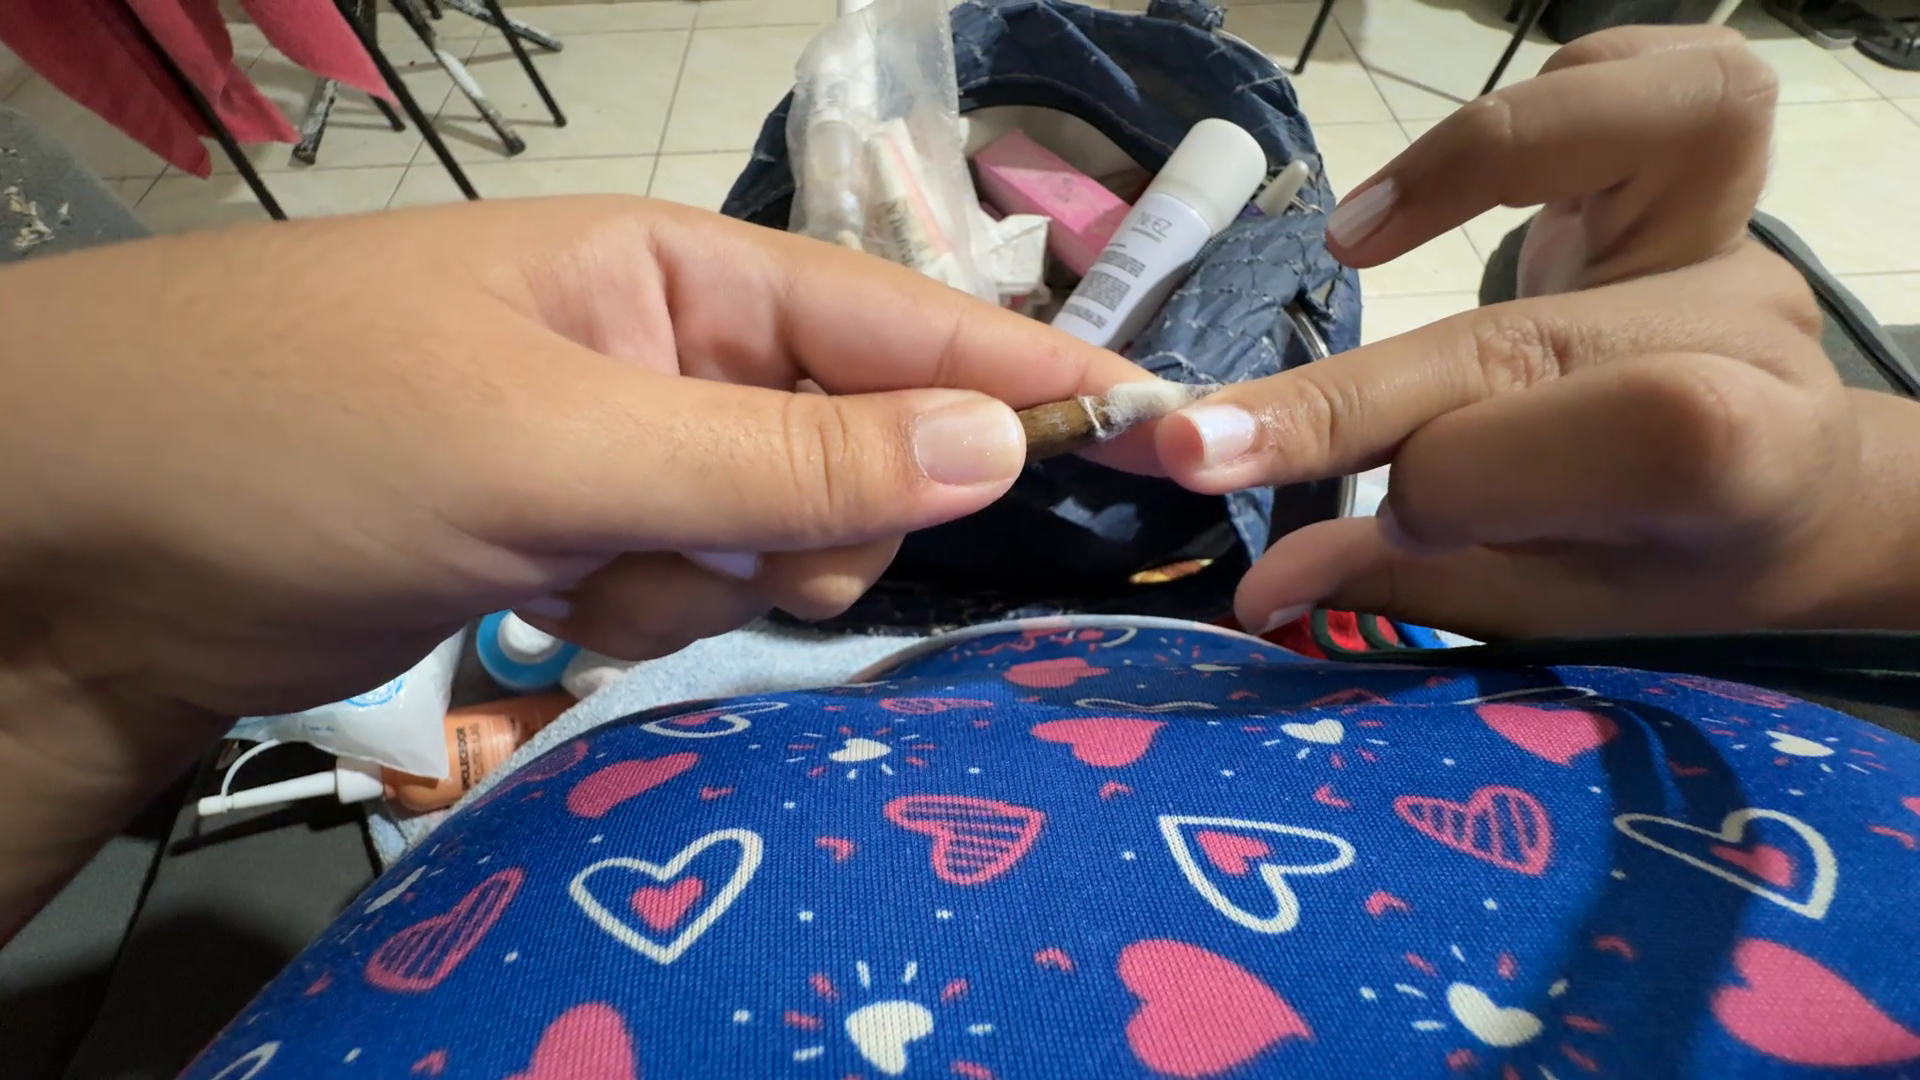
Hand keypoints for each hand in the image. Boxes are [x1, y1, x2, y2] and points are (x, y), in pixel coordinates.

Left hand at [0, 196, 1145, 930]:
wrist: (70, 550)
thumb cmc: (300, 438)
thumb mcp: (567, 445)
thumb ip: (795, 460)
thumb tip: (997, 445)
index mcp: (691, 279)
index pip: (907, 324)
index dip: (1030, 370)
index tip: (1146, 412)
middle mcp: (691, 355)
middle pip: (859, 452)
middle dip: (814, 525)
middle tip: (710, 549)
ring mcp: (655, 449)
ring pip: (790, 537)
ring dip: (722, 580)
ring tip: (595, 577)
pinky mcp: (613, 531)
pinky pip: (717, 584)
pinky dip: (666, 611)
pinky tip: (565, 609)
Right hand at [1157, 26, 1919, 638]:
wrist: (1792, 498)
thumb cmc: (1659, 567)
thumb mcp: (1530, 604)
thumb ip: (1387, 582)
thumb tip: (1250, 593)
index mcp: (1723, 475)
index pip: (1563, 455)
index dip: (1434, 487)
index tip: (1320, 537)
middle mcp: (1732, 339)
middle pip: (1509, 344)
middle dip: (1328, 403)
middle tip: (1195, 442)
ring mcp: (1720, 249)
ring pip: (1666, 117)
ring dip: (1475, 156)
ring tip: (1354, 235)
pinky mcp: (1698, 198)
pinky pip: (1666, 83)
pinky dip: (1554, 96)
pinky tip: (1456, 167)